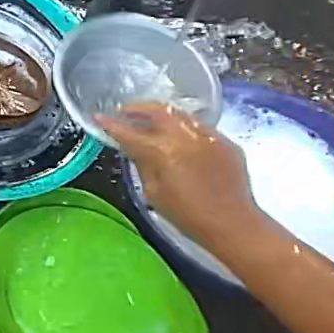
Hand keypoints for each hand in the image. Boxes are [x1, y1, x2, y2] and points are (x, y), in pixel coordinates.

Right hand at [97, 102, 260, 242]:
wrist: (234, 224)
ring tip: (151, 122)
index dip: (111, 124)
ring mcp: (208, 135)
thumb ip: (142, 164)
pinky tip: (181, 141)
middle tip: (125, 112)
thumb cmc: (187, 216)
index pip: (129, 131)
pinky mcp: (225, 141)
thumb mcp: (153, 193)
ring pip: (180, 114)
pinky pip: (199, 128)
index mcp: (162, 150)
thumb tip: (134, 148)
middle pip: (157, 110)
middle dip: (137, 108)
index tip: (99, 118)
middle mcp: (185, 135)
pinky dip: (184, 129)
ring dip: (162, 115)